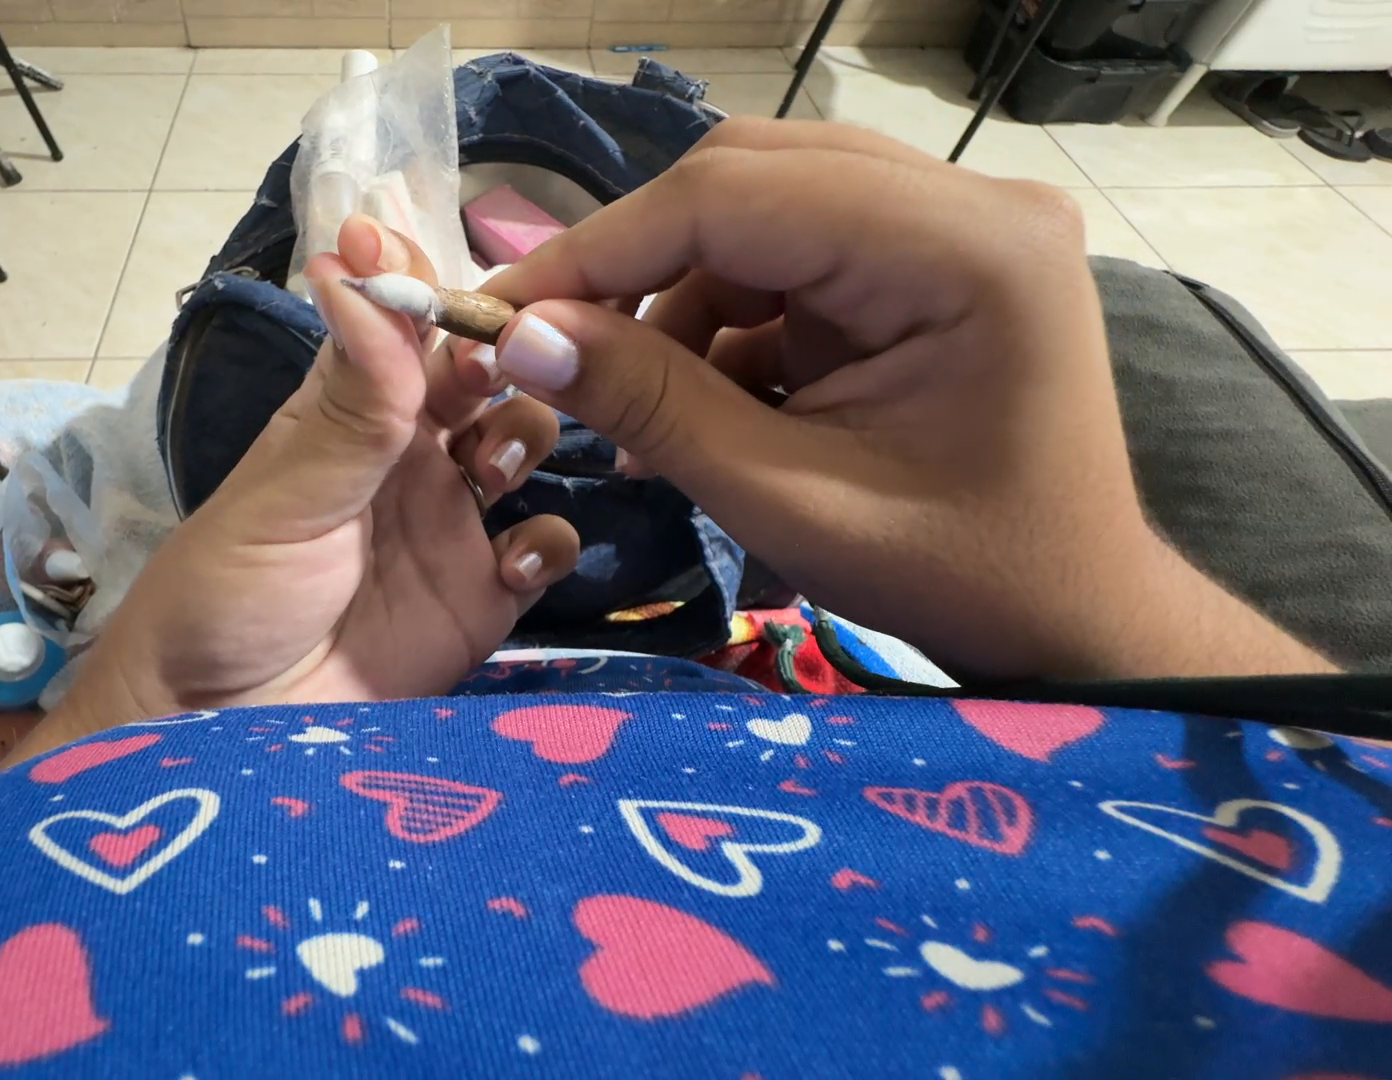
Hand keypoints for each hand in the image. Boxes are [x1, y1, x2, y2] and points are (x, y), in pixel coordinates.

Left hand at [14, 216, 578, 757]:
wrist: (231, 724)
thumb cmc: (234, 593)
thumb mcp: (286, 494)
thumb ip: (349, 403)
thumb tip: (354, 266)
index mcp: (351, 419)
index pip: (402, 330)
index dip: (428, 291)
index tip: (452, 275)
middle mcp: (411, 460)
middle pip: (483, 379)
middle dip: (500, 363)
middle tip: (489, 377)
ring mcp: (454, 526)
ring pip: (526, 448)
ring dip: (528, 439)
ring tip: (493, 470)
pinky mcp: (486, 596)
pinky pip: (545, 548)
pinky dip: (546, 544)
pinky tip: (512, 563)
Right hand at [482, 118, 1331, 679]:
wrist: (1055, 611)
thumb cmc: (940, 572)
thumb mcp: (777, 496)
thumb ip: (650, 405)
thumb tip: (521, 338)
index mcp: (961, 249)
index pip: (733, 195)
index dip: (599, 250)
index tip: (504, 312)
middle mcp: (961, 204)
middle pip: (740, 183)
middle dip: (630, 268)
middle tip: (552, 345)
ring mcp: (939, 231)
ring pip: (747, 224)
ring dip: (668, 310)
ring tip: (639, 415)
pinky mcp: (909, 271)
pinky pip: (774, 271)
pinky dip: (710, 333)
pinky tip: (691, 411)